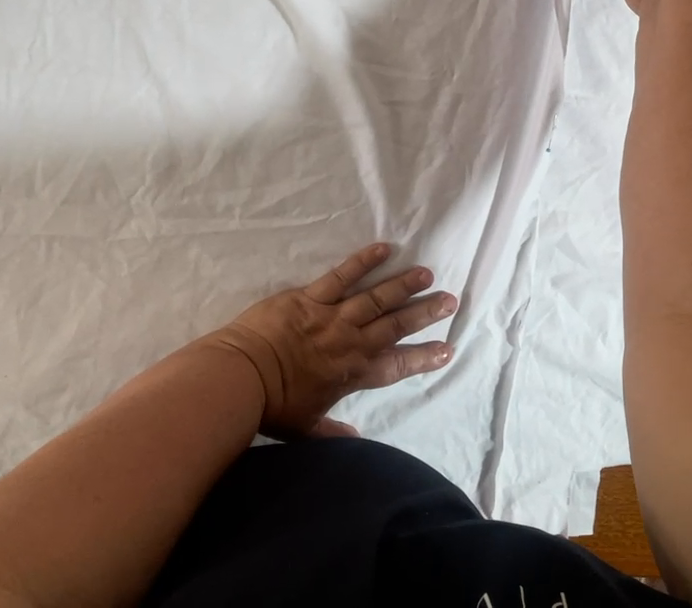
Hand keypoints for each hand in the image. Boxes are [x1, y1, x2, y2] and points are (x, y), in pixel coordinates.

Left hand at [207, 243, 455, 438]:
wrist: (241, 378)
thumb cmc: (271, 406)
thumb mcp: (305, 428)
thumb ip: (333, 433)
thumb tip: (356, 442)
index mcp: (351, 374)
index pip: (396, 365)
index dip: (423, 358)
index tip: (447, 349)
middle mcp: (350, 343)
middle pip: (395, 325)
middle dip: (425, 313)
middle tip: (451, 300)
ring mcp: (332, 316)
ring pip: (376, 297)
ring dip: (403, 285)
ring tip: (427, 273)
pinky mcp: (311, 297)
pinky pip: (342, 275)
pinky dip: (364, 261)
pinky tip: (384, 248)